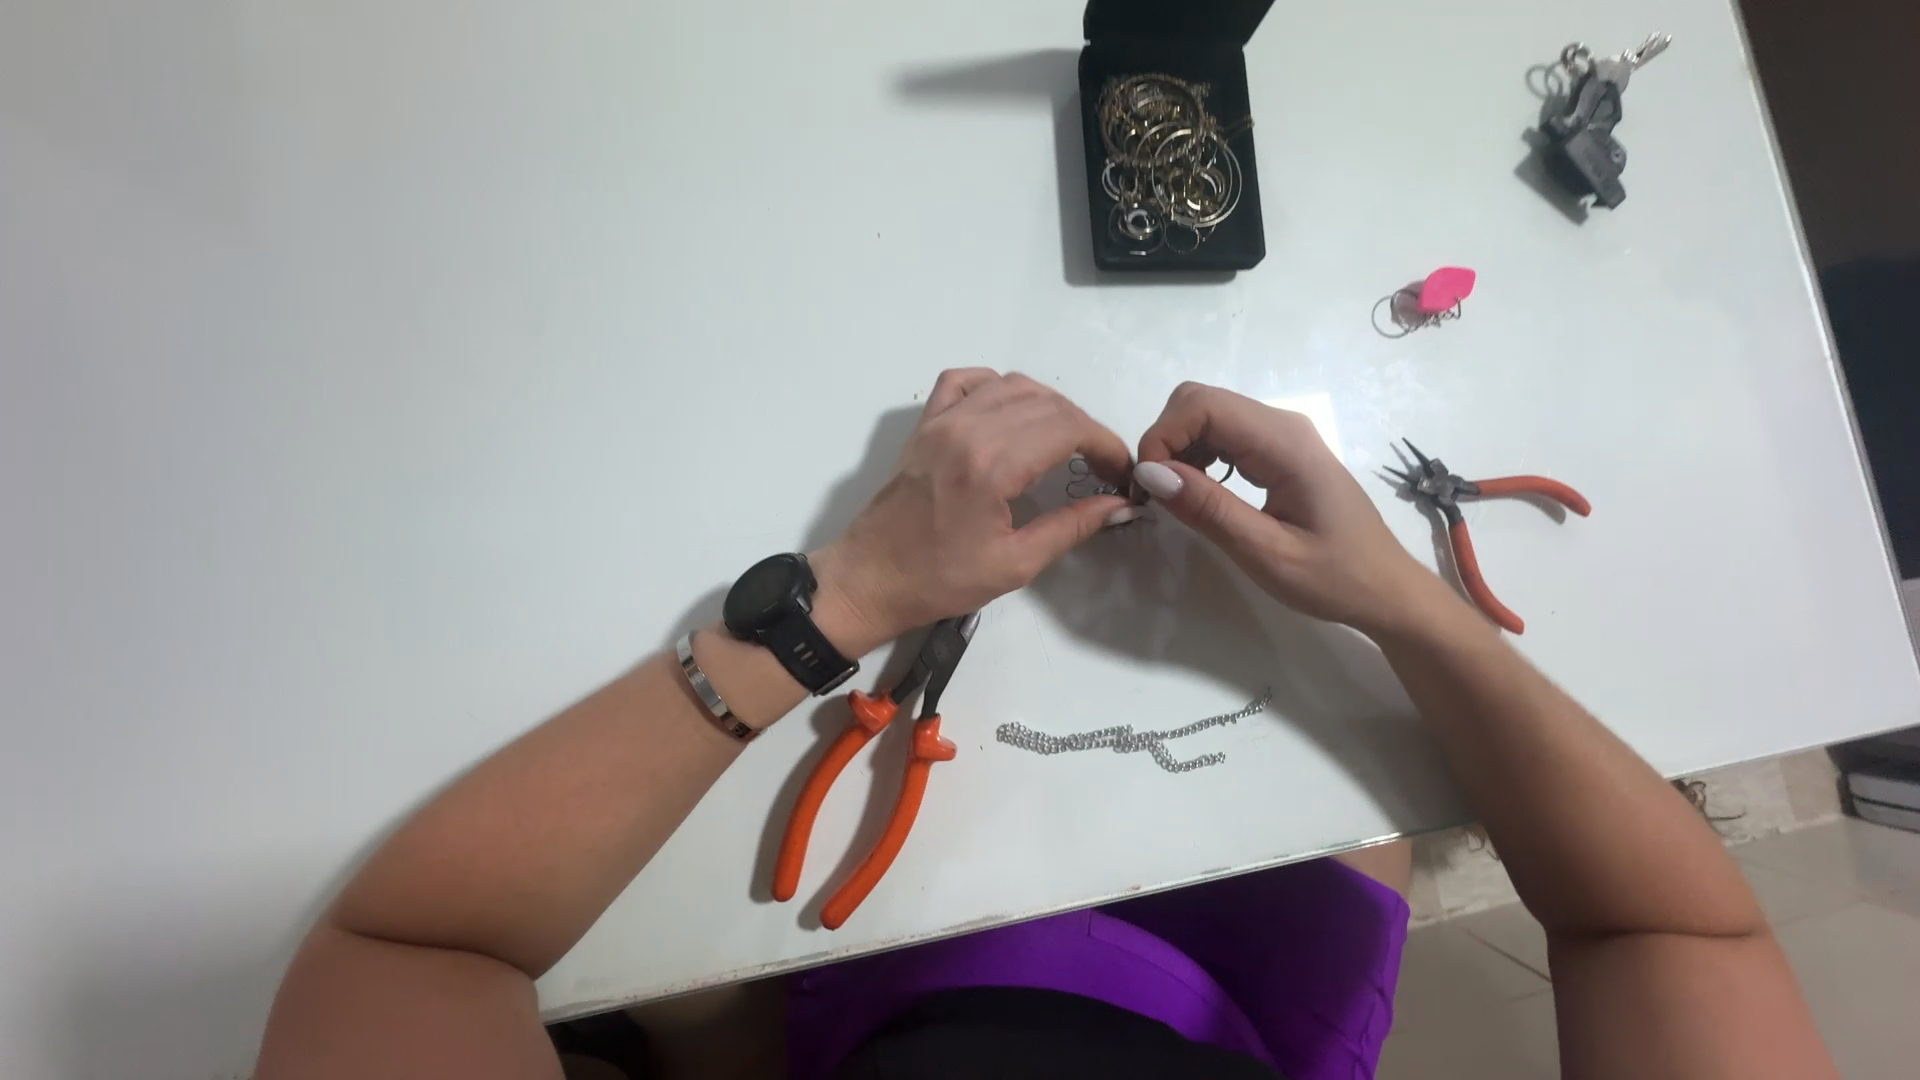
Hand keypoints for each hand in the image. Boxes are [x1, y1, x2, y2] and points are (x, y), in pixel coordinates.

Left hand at [811, 370, 1134, 647]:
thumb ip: (1072, 527)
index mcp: (992, 464)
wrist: (870, 580)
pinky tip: (1010, 412)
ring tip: (1064, 443)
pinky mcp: (923, 425)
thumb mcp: (1015, 564)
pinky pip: (963, 381)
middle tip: (1099, 466)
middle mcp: (967, 429)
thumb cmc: (939, 580)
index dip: (1106, 445)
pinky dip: (995, 386)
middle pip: (1047, 403)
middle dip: (1085, 430)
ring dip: (1049, 406)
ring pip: (1011, 385)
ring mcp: (940, 421)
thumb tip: (1120, 505)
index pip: (1068, 428)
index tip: (1121, 474)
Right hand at [1132, 382, 1438, 633]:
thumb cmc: (1334, 578)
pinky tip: (1198, 492)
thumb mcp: (1267, 554)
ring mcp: (1280, 434)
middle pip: (1199, 401)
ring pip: (1205, 414)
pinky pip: (1220, 434)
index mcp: (1285, 444)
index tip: (1149, 489)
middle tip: (1157, 495)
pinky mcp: (1274, 450)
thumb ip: (1208, 510)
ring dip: (1176, 449)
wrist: (1385, 590)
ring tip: (1174, 498)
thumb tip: (1150, 473)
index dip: (1162, 438)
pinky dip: (1194, 456)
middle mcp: (1282, 425)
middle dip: (1164, 441)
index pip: (1202, 406)